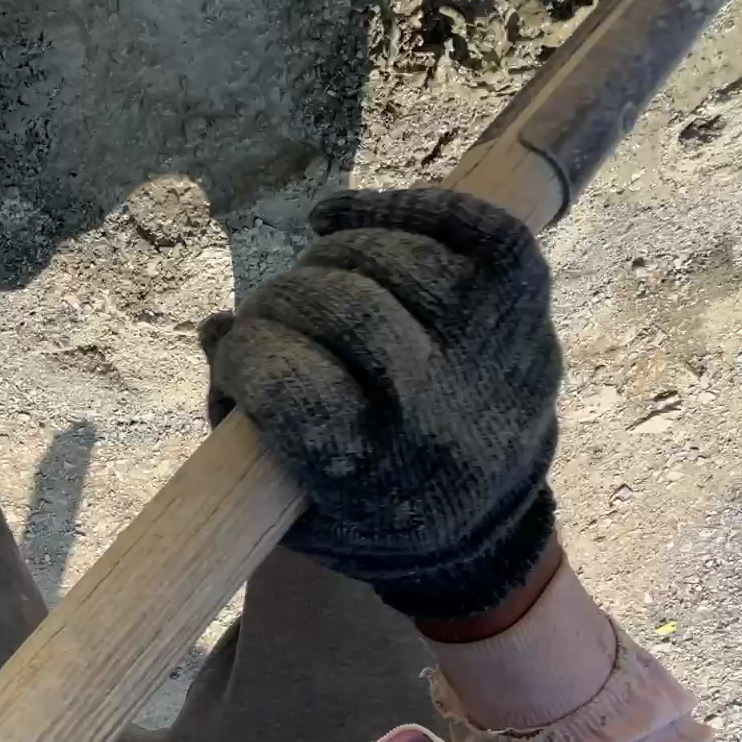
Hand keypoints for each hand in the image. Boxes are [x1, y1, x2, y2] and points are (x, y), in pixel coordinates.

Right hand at [200, 189, 561, 620]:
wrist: (484, 535)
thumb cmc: (366, 520)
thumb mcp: (286, 506)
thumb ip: (241, 423)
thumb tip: (216, 328)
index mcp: (374, 473)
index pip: (286, 382)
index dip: (242, 356)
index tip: (233, 355)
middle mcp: (441, 409)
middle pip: (341, 308)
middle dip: (279, 302)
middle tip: (269, 316)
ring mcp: (495, 349)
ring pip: (395, 258)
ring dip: (330, 259)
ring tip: (313, 281)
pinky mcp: (525, 306)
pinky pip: (466, 222)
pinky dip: (395, 206)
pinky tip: (340, 220)